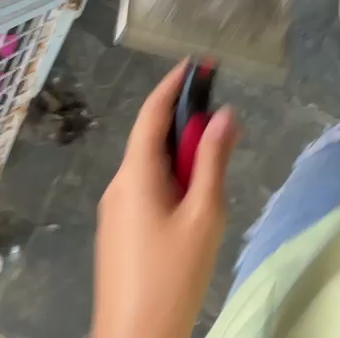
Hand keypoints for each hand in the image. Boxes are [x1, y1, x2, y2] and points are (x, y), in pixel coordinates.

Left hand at [93, 60, 240, 337]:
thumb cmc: (172, 275)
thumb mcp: (204, 215)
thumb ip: (213, 161)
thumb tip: (224, 114)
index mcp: (135, 175)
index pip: (151, 114)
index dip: (173, 85)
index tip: (196, 64)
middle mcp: (119, 186)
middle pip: (152, 139)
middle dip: (186, 124)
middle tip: (224, 123)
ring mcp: (115, 211)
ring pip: (151, 165)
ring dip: (182, 155)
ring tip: (216, 165)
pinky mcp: (119, 232)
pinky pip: (147, 187)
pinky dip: (172, 177)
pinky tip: (195, 199)